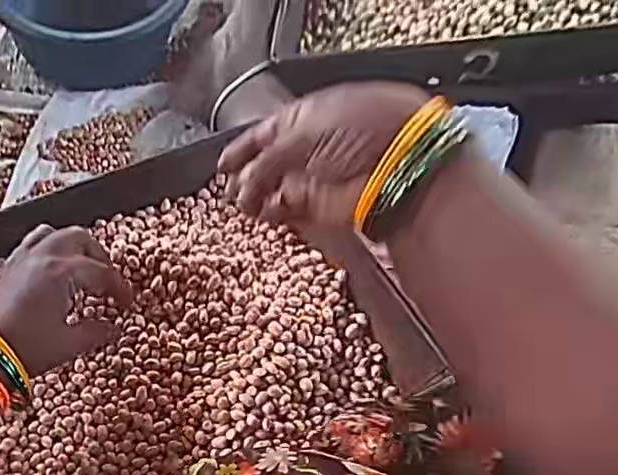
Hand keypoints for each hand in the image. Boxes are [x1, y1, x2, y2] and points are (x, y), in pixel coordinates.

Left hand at [0, 225, 133, 377]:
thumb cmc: (26, 349)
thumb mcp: (68, 344)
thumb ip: (95, 332)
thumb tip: (112, 328)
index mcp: (62, 272)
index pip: (101, 273)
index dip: (119, 288)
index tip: (127, 303)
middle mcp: (43, 256)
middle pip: (81, 240)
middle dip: (100, 258)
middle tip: (108, 282)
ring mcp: (23, 258)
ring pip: (55, 234)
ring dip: (74, 246)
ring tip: (83, 267)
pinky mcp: (8, 267)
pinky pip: (33, 243)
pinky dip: (49, 249)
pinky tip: (53, 269)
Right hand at [218, 83, 431, 227]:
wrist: (395, 165)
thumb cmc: (362, 131)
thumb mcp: (304, 132)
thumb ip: (266, 159)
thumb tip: (242, 182)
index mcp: (304, 117)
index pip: (263, 134)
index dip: (240, 150)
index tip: (222, 165)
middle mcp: (306, 147)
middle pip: (263, 164)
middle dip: (243, 177)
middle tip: (228, 189)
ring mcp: (310, 177)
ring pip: (269, 189)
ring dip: (252, 197)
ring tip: (241, 204)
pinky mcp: (315, 205)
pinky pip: (283, 210)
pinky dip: (268, 213)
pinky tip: (260, 213)